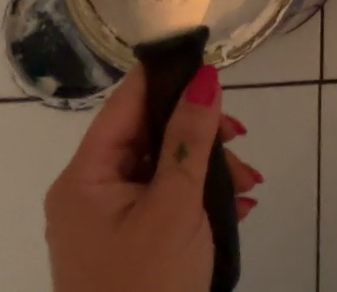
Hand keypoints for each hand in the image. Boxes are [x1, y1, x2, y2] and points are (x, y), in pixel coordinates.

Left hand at [46, 65, 262, 291]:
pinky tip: (237, 204)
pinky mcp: (126, 240)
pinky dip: (200, 195)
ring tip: (250, 183)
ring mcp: (106, 218)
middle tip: (241, 141)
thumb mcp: (176, 204)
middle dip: (202, 133)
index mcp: (86, 177)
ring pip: (163, 165)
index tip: (214, 66)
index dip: (168, 77)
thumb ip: (191, 137)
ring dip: (209, 167)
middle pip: (150, 132)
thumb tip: (205, 76)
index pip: (126, 102)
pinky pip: (165, 196)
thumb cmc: (147, 282)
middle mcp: (89, 191)